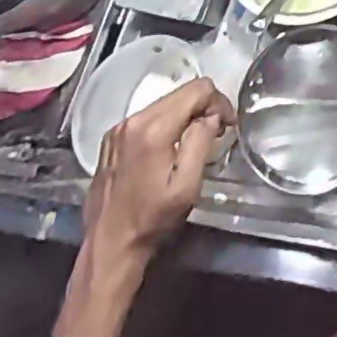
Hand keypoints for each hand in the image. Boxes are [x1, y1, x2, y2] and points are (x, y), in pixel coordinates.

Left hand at [84, 78, 235, 264]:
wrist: (109, 246)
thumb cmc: (152, 219)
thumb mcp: (187, 185)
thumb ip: (201, 142)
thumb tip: (211, 117)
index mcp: (152, 129)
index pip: (197, 90)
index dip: (220, 103)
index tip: (227, 127)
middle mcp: (132, 121)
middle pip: (182, 92)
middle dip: (206, 107)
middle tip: (218, 133)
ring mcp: (119, 129)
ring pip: (166, 102)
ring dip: (189, 115)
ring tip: (198, 140)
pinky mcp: (113, 140)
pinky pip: (150, 116)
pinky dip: (169, 123)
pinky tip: (173, 146)